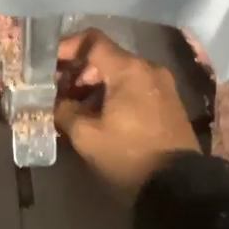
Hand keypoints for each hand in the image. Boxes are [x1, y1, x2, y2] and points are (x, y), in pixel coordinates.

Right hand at [55, 29, 200, 197]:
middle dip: (80, 71)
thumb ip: (66, 112)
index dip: (68, 47)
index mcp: (129, 68)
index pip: (93, 40)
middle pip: (107, 57)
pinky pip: (136, 87)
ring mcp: (163, 85)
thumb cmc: (129, 155)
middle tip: (60, 91)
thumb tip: (57, 103)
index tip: (49, 63)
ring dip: (97, 84)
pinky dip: (116, 94)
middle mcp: (148, 67)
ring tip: (77, 107)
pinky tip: (102, 116)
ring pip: (122, 73)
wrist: (179, 188)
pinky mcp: (170, 103)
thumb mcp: (88, 137)